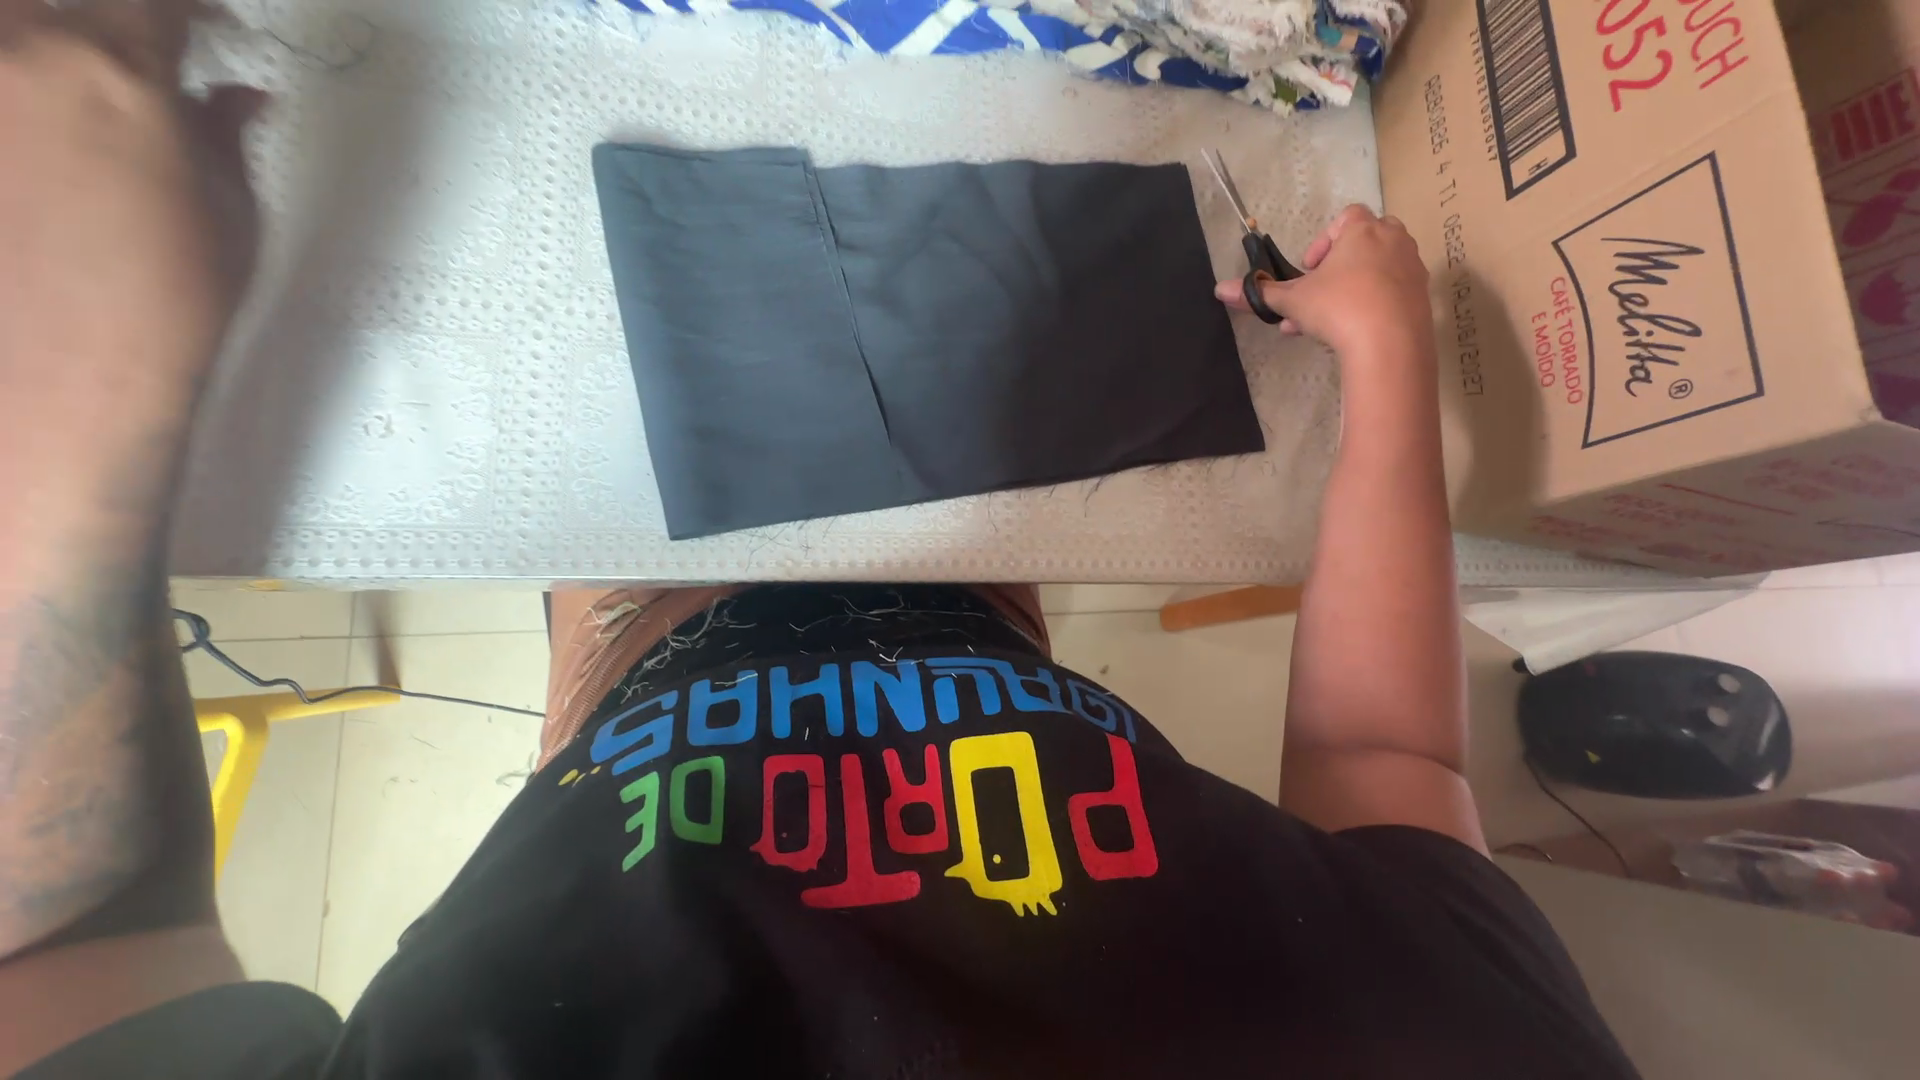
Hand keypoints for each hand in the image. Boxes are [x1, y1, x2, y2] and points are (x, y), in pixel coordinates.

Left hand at [0, 0, 264, 389]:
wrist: (52, 375)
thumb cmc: (156, 306)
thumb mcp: (226, 220)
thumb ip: (222, 137)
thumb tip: (236, 97)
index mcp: (112, 74)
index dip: (199, 6)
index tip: (222, 25)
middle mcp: (11, 49)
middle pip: (69, 6)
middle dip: (124, 19)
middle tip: (160, 47)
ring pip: (20, 30)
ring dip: (64, 46)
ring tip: (95, 85)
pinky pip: (2, 77)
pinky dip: (27, 80)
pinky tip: (53, 120)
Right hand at [1215, 205, 1431, 358]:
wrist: (1390, 342)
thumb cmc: (1338, 307)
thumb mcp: (1292, 301)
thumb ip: (1260, 294)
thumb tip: (1219, 290)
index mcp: (1362, 231)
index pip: (1345, 217)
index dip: (1323, 240)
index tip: (1310, 269)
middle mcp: (1393, 240)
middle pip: (1369, 238)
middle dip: (1341, 264)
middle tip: (1320, 292)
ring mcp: (1412, 267)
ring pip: (1380, 267)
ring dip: (1355, 286)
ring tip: (1332, 319)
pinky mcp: (1423, 295)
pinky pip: (1395, 291)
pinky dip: (1376, 303)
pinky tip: (1356, 331)